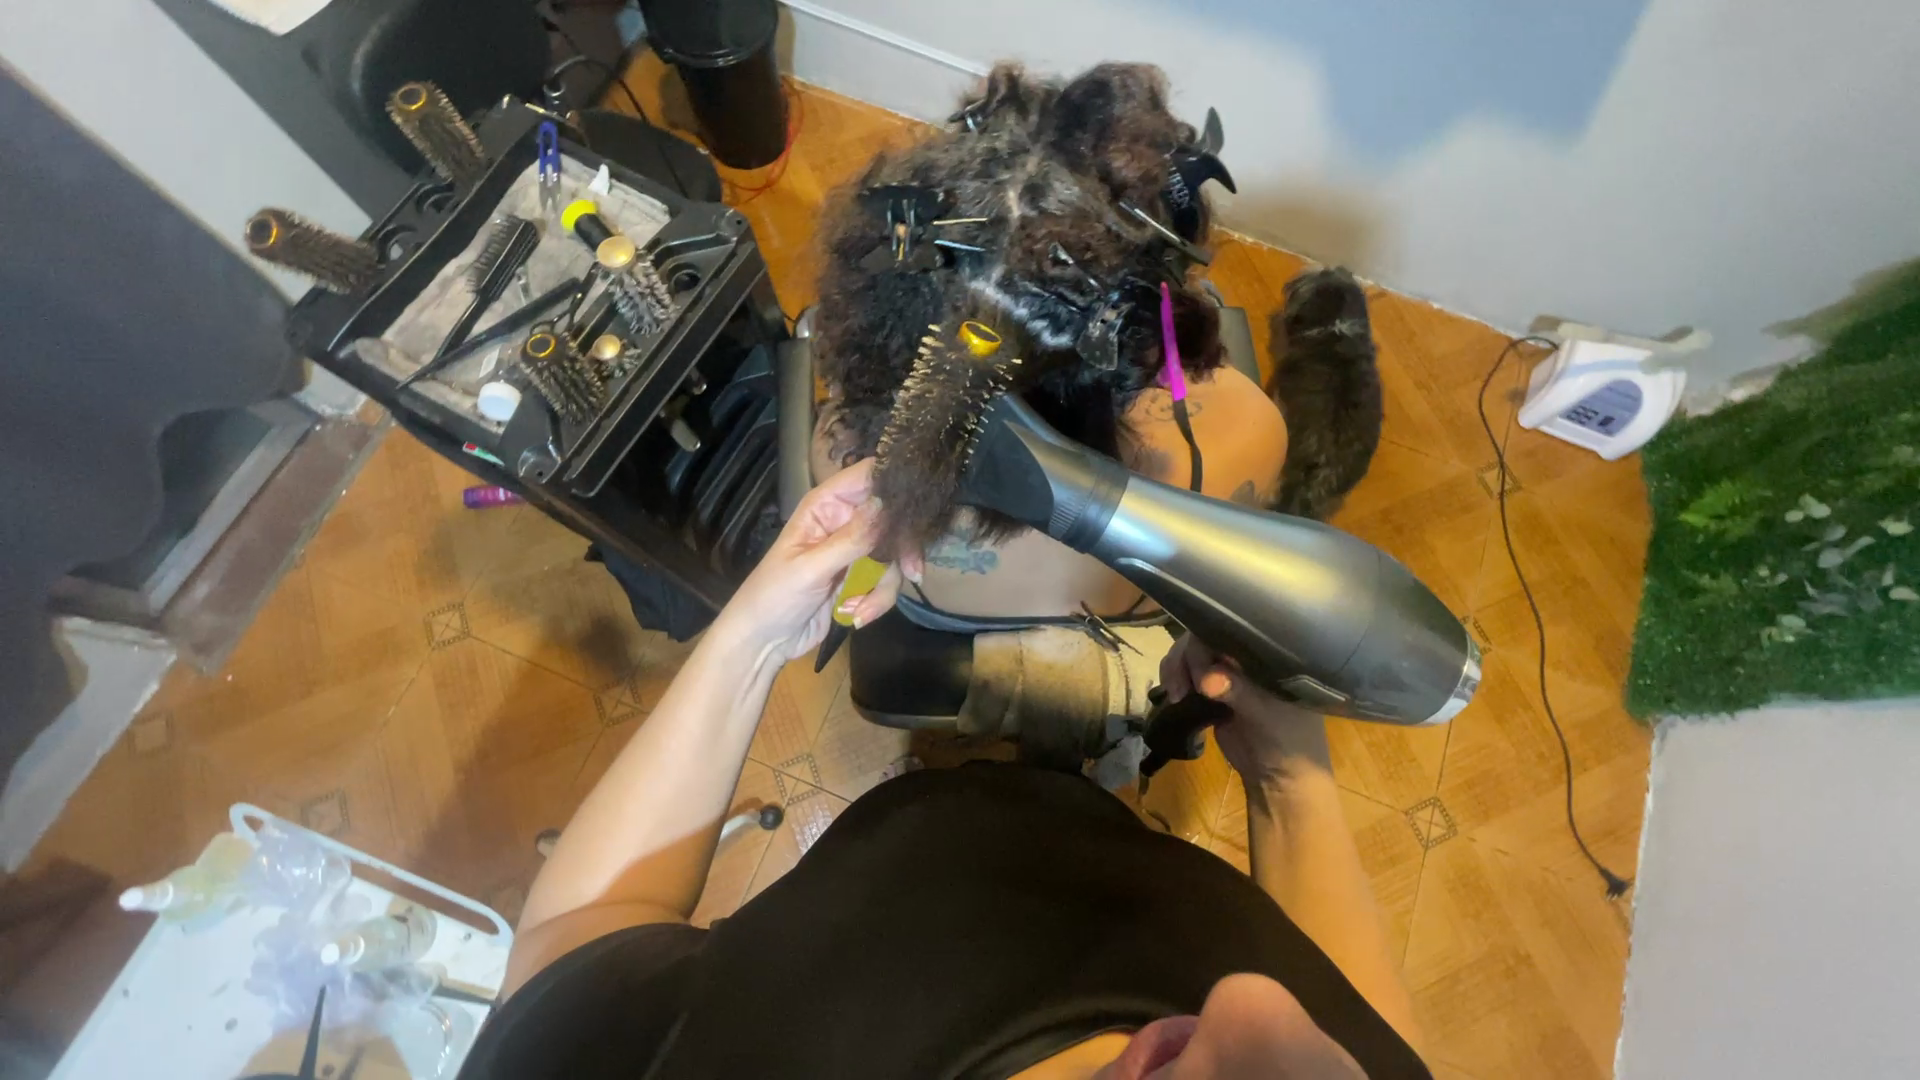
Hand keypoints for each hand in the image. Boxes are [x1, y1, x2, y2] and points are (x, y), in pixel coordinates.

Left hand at [714, 459, 923, 662]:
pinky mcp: (861, 577)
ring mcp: (855, 550)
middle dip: (902, 548)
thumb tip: (887, 504)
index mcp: (825, 506)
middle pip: (892, 517)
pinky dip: (877, 601)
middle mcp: (844, 521)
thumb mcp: (812, 567)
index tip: (918, 502)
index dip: (894, 481)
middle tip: (912, 571)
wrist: (764, 641)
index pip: (867, 476)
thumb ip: (852, 538)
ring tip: (858, 610)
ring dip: (883, 586)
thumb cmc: (774, 596)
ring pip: (894, 555)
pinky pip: (887, 581)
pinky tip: (854, 616)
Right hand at [1160, 633, 1330, 786]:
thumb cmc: (1287, 743)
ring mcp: (1227, 672)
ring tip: (1175, 695)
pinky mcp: (1211, 689)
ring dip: (1175, 668)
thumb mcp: (1268, 716)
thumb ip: (1239, 693)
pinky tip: (1173, 696)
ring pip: (1191, 654)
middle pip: (1204, 638)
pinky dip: (1174, 679)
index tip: (1199, 671)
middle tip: (1181, 690)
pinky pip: (1186, 673)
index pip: (1230, 629)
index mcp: (1266, 654)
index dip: (1207, 642)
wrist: (1278, 778)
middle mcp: (1245, 656)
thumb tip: (1207, 679)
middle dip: (1186, 659)